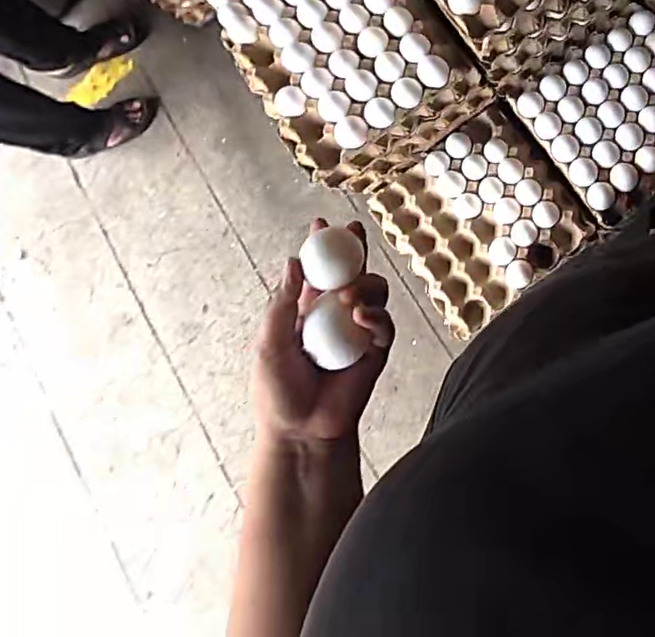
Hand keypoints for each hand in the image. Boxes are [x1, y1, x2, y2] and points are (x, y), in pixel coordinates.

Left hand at [253, 218, 394, 446]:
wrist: (303, 431)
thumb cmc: (278, 392)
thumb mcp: (268, 344)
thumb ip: (281, 304)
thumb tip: (292, 262)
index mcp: (309, 309)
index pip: (319, 270)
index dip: (322, 246)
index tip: (321, 224)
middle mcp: (337, 313)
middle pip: (354, 270)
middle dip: (357, 248)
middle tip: (355, 231)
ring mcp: (359, 328)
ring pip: (375, 289)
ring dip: (365, 284)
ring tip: (348, 297)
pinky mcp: (377, 348)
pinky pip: (385, 322)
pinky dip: (376, 315)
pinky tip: (362, 317)